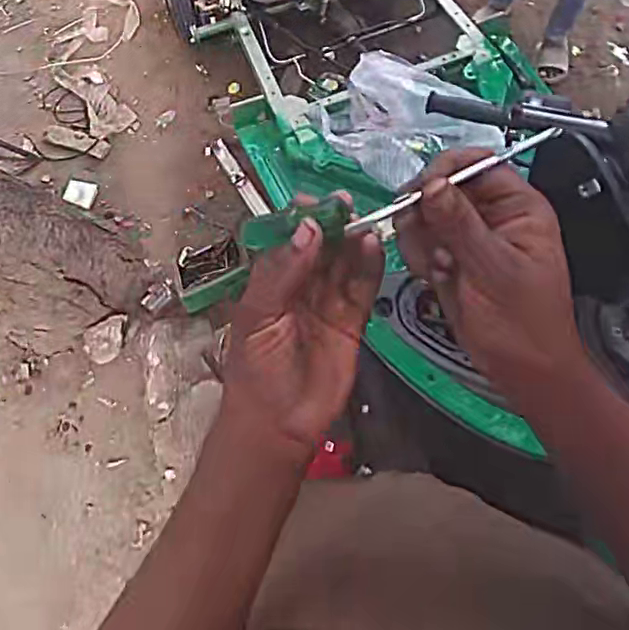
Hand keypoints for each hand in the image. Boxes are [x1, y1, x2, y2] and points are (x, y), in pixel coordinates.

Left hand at [221, 202, 384, 464]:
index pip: (287, 238)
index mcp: (270, 278)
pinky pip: (362, 288)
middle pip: (320, 245)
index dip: (300, 218)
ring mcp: (326, 302)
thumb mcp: (256, 315)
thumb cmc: (255, 371)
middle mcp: (300, 284)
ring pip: (343, 261)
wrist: (276, 426)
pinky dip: (369, 266)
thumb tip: (306, 230)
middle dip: (331, 223)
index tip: (312, 203)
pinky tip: (373, 247)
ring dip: (352, 240)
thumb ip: (281, 271)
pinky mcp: (350, 321)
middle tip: (344, 205)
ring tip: (362, 222)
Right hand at [393, 148, 585, 393]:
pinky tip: (437, 275)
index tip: (424, 189)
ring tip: (440, 264)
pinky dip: (417, 254)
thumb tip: (432, 185)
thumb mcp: (494, 269)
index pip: (478, 163)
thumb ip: (460, 224)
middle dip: (426, 210)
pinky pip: (417, 238)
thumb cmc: (527, 325)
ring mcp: (465, 235)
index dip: (447, 170)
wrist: (523, 373)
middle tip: (425, 233)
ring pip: (423, 211)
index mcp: (518, 207)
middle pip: (441, 185)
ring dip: (420, 237)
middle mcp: (489, 214)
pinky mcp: (446, 254)